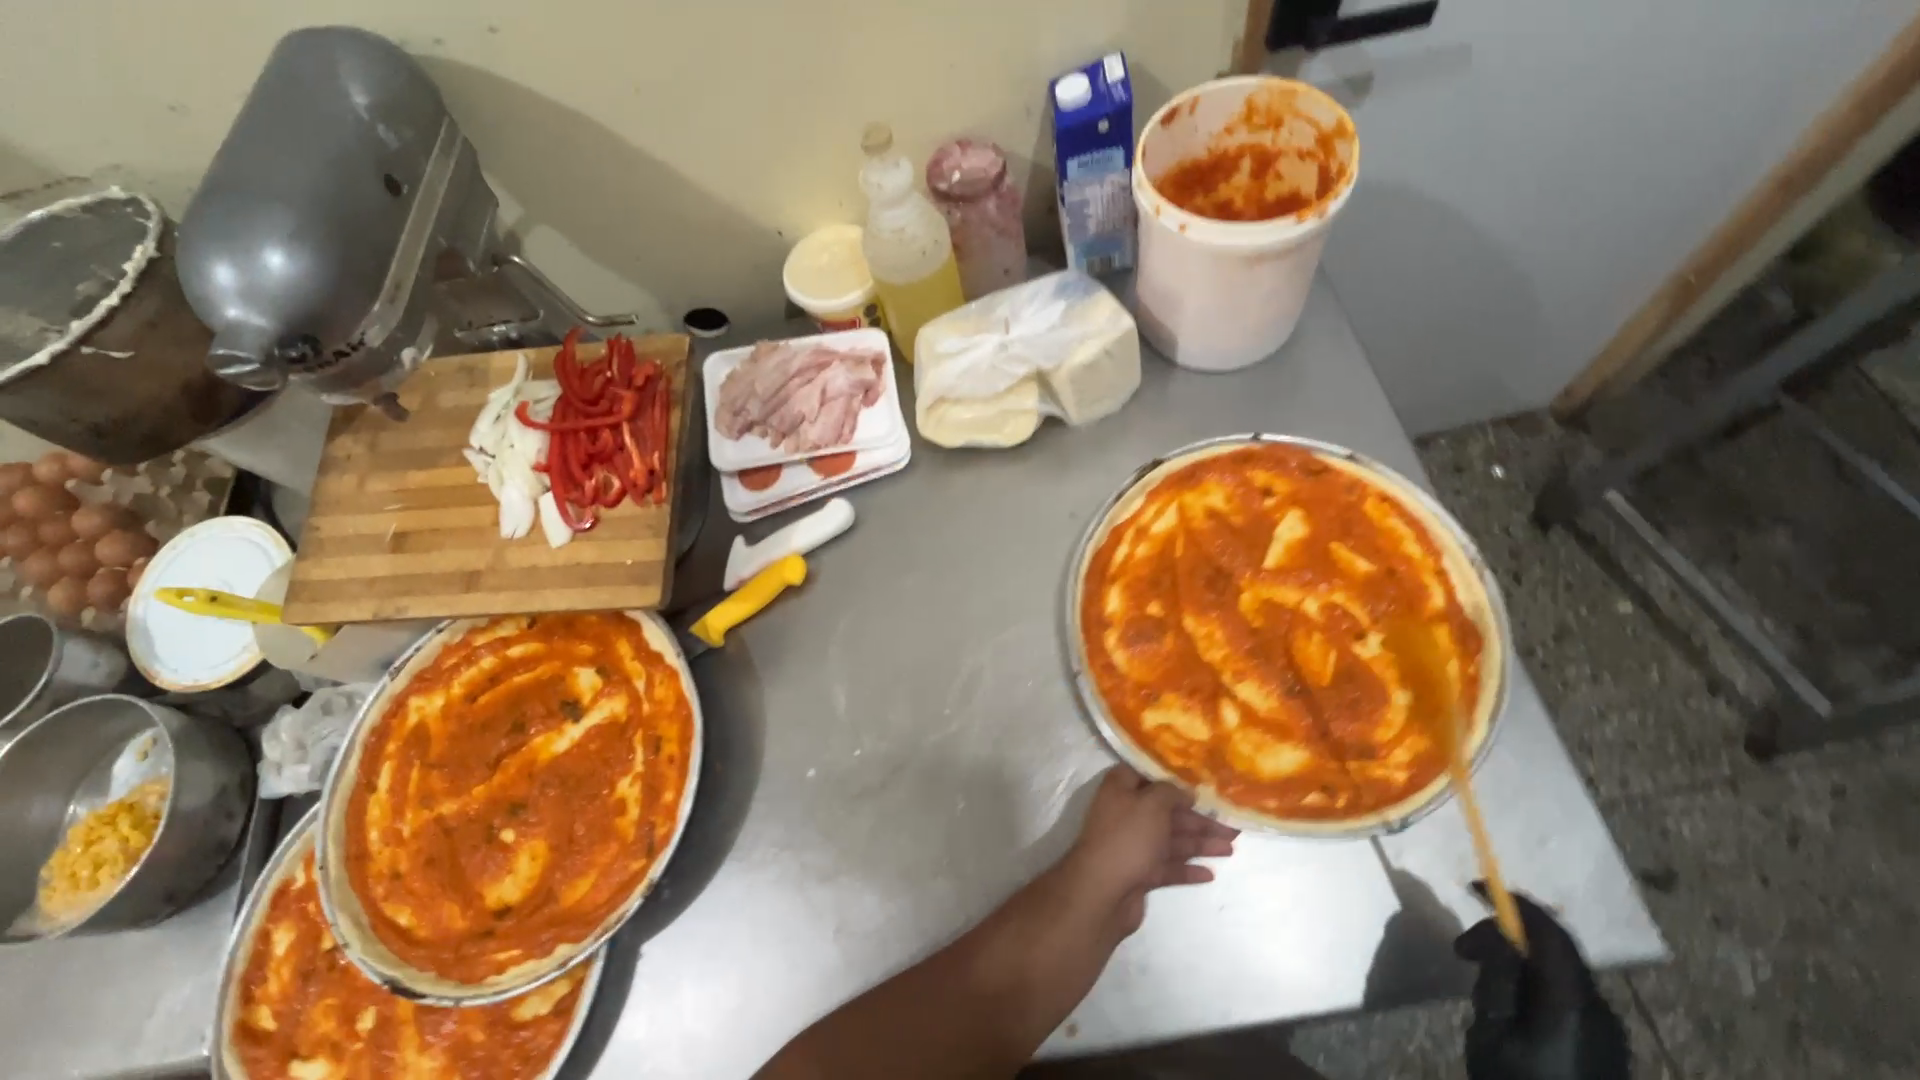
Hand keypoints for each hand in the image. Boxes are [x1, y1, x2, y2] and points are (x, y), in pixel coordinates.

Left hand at [1060, 765, 1237, 936]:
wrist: (1102, 891)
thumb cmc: (1127, 837)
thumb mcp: (1151, 804)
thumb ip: (1170, 792)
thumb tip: (1184, 791)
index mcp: (1121, 789)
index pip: (1147, 774)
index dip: (1173, 776)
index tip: (1203, 779)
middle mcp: (1126, 813)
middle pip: (1166, 811)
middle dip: (1198, 817)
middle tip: (1232, 823)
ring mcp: (1132, 845)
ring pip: (1171, 840)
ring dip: (1199, 843)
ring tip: (1230, 848)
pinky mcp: (1139, 873)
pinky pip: (1167, 867)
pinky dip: (1187, 869)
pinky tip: (1209, 874)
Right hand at [1454, 883, 1631, 1079]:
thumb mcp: (1492, 1035)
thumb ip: (1497, 980)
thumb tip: (1499, 933)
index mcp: (1568, 999)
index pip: (1548, 930)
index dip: (1513, 902)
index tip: (1473, 889)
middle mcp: (1596, 1004)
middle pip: (1556, 946)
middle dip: (1508, 931)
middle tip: (1463, 947)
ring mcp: (1607, 1026)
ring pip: (1561, 969)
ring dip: (1520, 957)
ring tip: (1480, 977)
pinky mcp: (1606, 1042)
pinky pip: (1569, 993)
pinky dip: (1535, 979)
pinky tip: (1510, 1002)